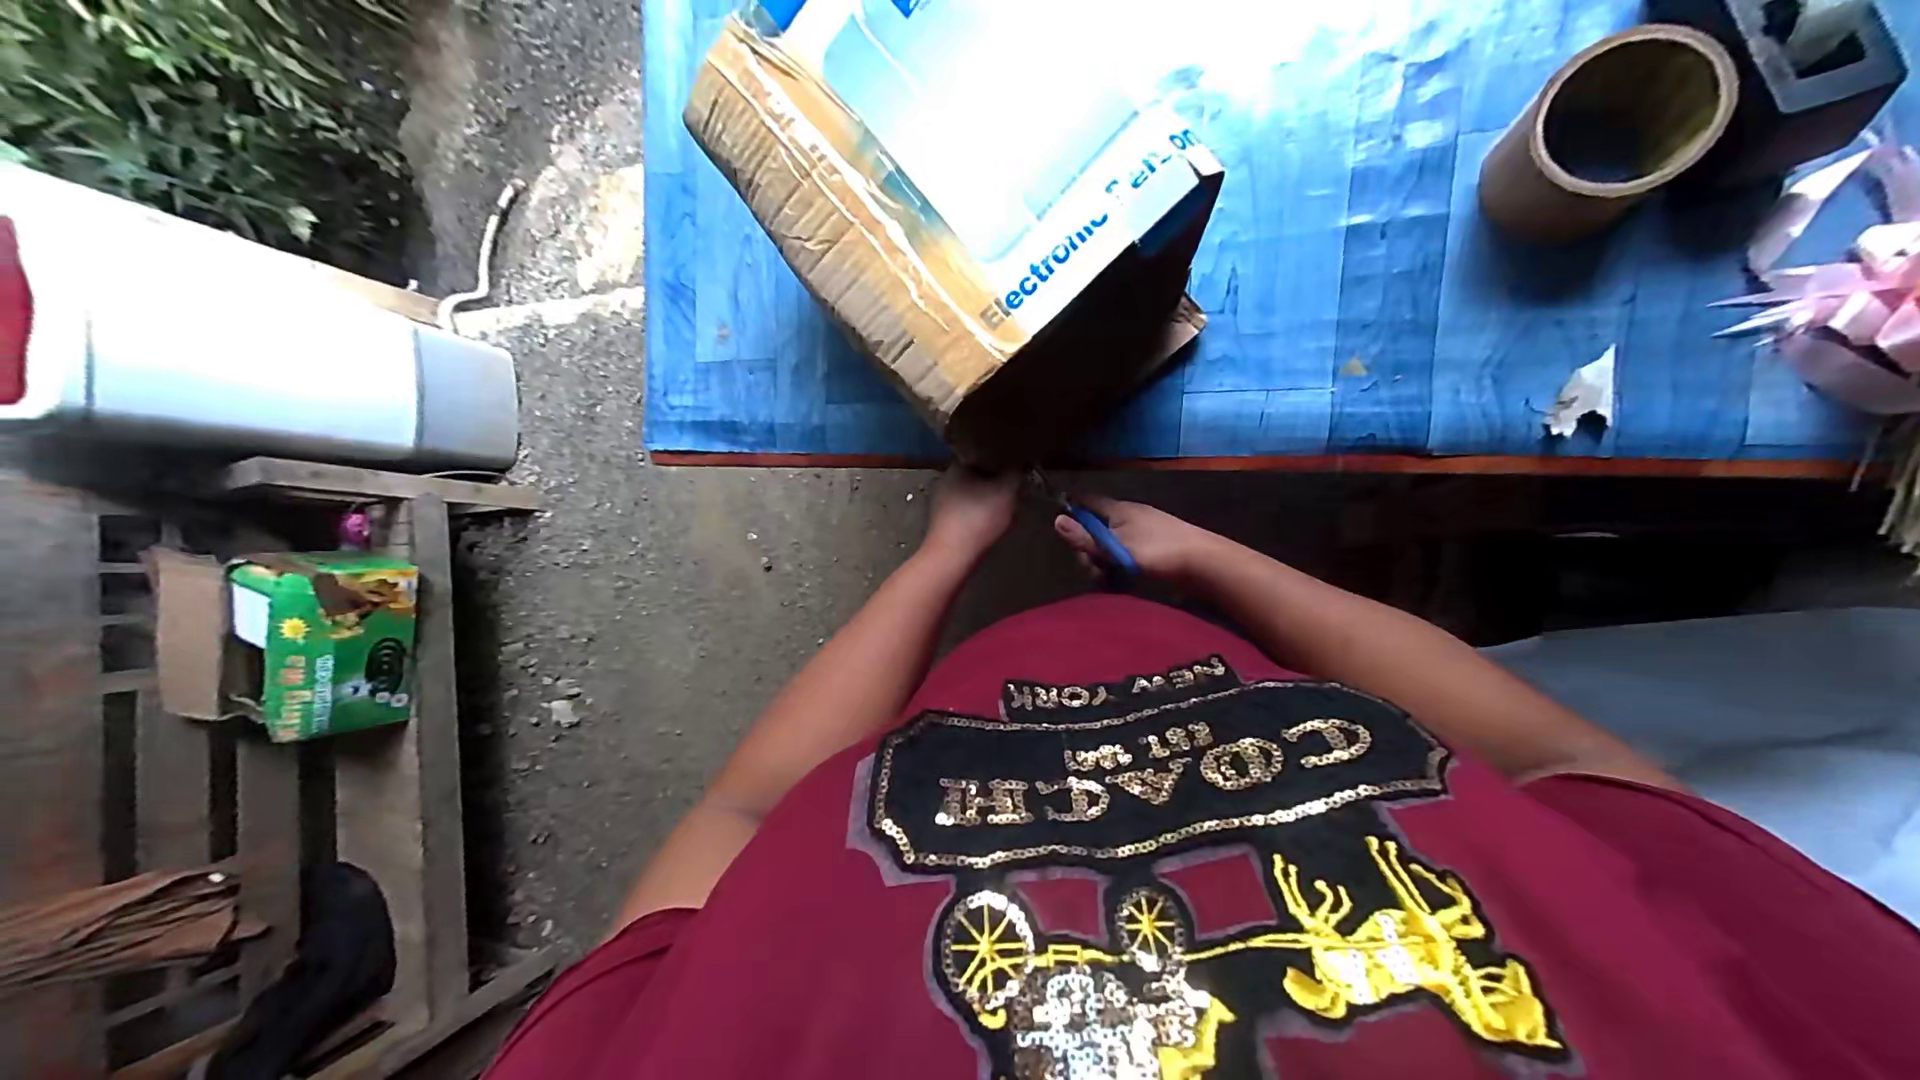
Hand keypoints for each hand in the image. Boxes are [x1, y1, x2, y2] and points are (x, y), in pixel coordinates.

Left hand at [922, 466, 1018, 563]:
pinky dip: (978, 516)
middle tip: (1014, 495)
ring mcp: (939, 502)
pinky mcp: (940, 522)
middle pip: (978, 477)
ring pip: (972, 496)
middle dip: (997, 485)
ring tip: (1005, 512)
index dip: (1003, 464)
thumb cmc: (979, 517)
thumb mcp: (1007, 491)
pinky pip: (965, 512)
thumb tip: (1019, 466)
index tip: (1017, 474)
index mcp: (956, 466)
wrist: (952, 555)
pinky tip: (990, 526)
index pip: (983, 456)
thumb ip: (1016, 474)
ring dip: (988, 502)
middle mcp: (944, 480)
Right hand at [1053, 496, 1220, 582]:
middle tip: (1094, 569)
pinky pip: (1126, 555)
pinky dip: (1120, 568)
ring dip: (1104, 563)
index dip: (1072, 509)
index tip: (1063, 528)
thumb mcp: (1116, 547)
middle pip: (1096, 529)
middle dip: (1089, 550)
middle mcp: (1129, 517)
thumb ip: (1086, 539)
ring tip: (1109, 580)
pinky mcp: (1154, 550)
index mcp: (1118, 509)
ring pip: (1111, 546)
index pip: (1086, 500)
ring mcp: (1143, 533)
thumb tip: (1056, 520)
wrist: (1205, 564)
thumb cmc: (1158, 551)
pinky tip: (1123, 582)